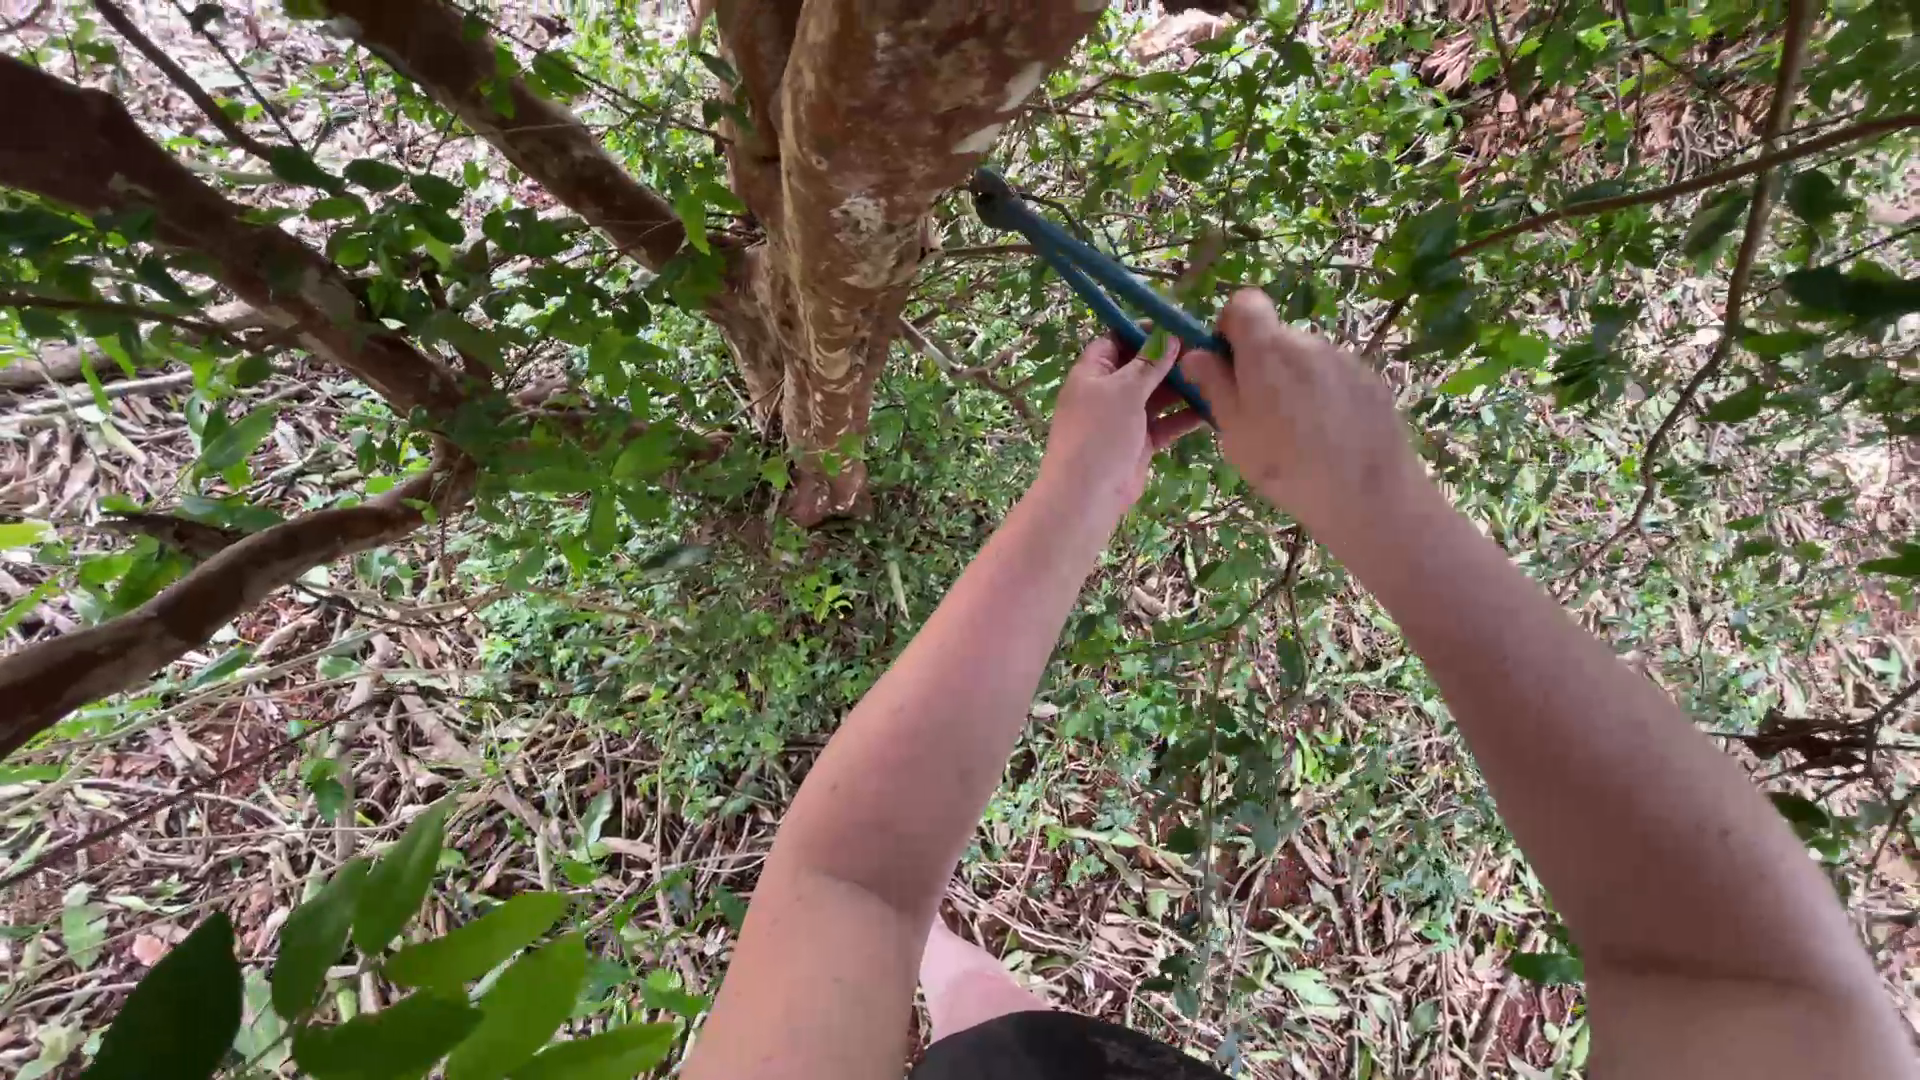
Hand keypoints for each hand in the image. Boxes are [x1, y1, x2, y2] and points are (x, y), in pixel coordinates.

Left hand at [1036, 333, 1208, 531]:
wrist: (1086, 494)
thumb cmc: (1099, 433)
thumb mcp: (1123, 390)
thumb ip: (1148, 363)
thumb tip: (1168, 336)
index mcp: (1092, 372)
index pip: (1116, 339)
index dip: (1144, 331)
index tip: (1178, 324)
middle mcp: (1107, 392)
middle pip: (1142, 367)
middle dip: (1172, 359)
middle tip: (1209, 348)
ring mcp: (1124, 419)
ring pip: (1157, 396)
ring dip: (1184, 387)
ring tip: (1218, 373)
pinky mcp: (1140, 443)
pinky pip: (1166, 423)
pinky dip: (1186, 416)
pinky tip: (1215, 407)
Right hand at [1179, 289, 1436, 546]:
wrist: (1366, 493)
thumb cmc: (1284, 464)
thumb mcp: (1233, 430)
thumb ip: (1214, 385)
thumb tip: (1196, 354)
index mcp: (1267, 350)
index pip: (1245, 302)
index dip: (1229, 325)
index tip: (1225, 362)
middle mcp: (1307, 342)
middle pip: (1273, 338)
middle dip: (1258, 365)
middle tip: (1254, 414)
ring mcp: (1343, 359)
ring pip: (1303, 360)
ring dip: (1290, 384)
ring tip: (1293, 434)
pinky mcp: (1369, 380)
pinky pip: (1331, 378)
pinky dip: (1321, 398)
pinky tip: (1325, 437)